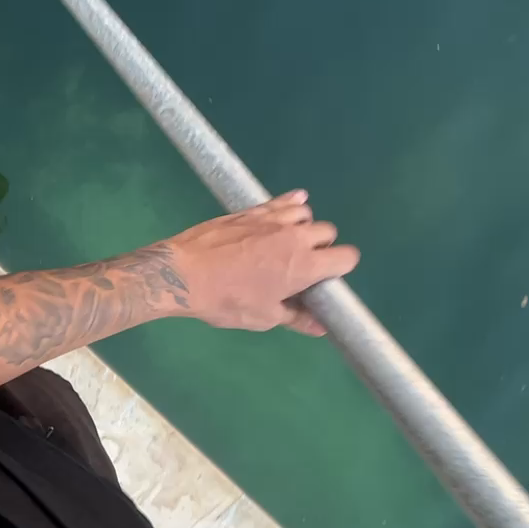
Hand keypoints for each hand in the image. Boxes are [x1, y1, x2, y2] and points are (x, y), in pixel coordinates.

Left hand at [150, 190, 358, 335]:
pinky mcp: (248, 211)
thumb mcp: (262, 317)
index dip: (340, 267)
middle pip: (326, 232)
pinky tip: (294, 202)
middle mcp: (294, 237)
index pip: (346, 257)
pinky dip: (290, 202)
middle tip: (300, 263)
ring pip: (304, 213)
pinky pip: (280, 201)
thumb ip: (295, 318)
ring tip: (288, 240)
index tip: (323, 277)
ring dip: (303, 225)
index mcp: (305, 265)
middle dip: (320, 246)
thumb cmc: (224, 300)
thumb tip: (319, 327)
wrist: (182, 274)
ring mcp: (271, 220)